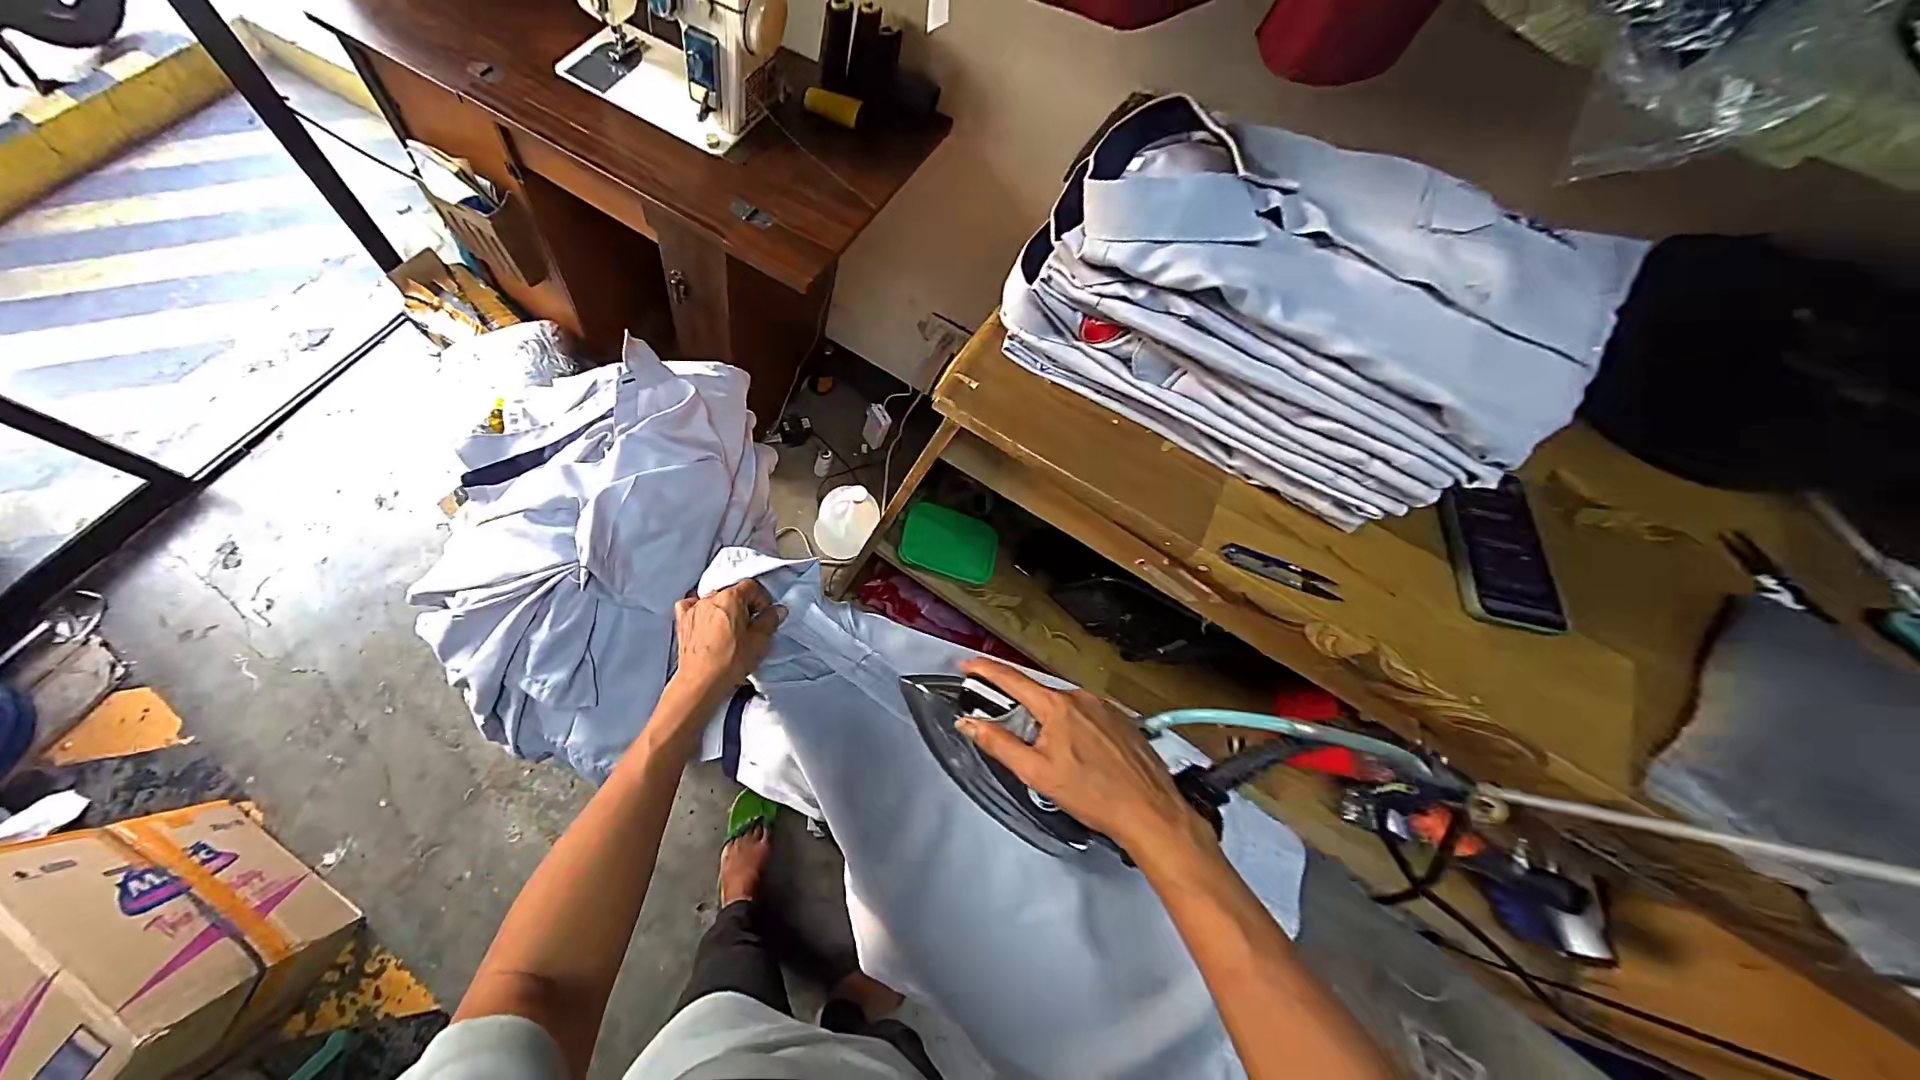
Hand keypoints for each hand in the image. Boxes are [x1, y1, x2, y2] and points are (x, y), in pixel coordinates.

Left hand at [670, 580, 783, 705]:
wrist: (702, 681)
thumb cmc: (730, 660)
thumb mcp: (760, 640)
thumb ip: (770, 620)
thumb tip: (776, 610)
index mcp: (731, 597)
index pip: (751, 586)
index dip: (762, 599)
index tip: (765, 614)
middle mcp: (710, 598)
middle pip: (733, 592)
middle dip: (744, 605)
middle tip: (751, 624)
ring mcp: (694, 609)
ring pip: (714, 599)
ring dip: (724, 609)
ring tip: (731, 628)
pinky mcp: (683, 622)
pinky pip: (691, 606)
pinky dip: (699, 609)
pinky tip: (706, 620)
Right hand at [955, 657, 1214, 861]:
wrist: (1149, 811)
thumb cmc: (1098, 796)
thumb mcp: (1036, 773)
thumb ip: (998, 743)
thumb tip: (972, 724)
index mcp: (1058, 707)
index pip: (1011, 679)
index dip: (985, 669)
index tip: (969, 665)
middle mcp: (1082, 698)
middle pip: (1037, 695)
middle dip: (1020, 711)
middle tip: (1014, 737)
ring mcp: (1103, 707)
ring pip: (1062, 707)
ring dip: (1049, 723)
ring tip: (1056, 760)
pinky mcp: (1119, 719)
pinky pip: (1085, 715)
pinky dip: (1073, 728)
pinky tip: (1080, 757)